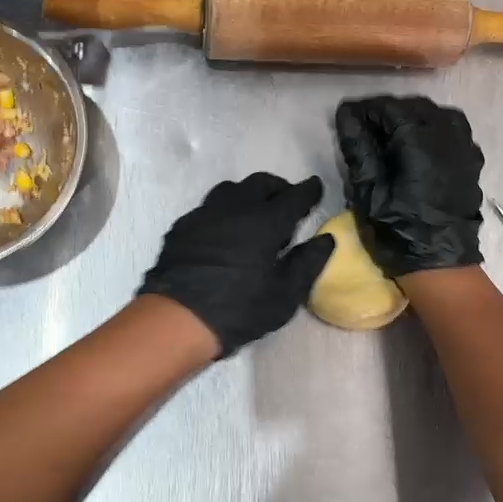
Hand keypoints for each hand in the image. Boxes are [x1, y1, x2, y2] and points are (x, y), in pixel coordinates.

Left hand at [138, 173, 335, 357]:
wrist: (177, 318)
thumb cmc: (239, 309)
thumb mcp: (285, 294)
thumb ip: (307, 263)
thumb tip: (325, 240)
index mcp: (265, 221)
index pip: (293, 196)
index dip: (308, 191)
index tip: (315, 187)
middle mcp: (234, 208)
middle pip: (259, 183)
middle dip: (277, 188)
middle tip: (285, 203)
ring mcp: (204, 214)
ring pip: (230, 190)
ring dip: (248, 195)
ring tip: (254, 215)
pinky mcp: (182, 227)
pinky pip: (208, 208)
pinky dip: (224, 212)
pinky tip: (224, 232)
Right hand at [335, 95, 484, 275]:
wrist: (439, 265)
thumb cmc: (398, 230)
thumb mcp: (369, 191)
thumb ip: (360, 148)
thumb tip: (347, 114)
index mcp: (418, 142)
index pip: (390, 108)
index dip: (367, 108)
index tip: (349, 116)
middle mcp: (446, 137)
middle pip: (417, 107)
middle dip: (390, 111)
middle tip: (366, 127)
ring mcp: (464, 150)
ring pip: (439, 116)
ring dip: (415, 118)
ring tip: (393, 135)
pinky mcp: (472, 164)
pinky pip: (455, 133)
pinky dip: (435, 131)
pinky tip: (421, 147)